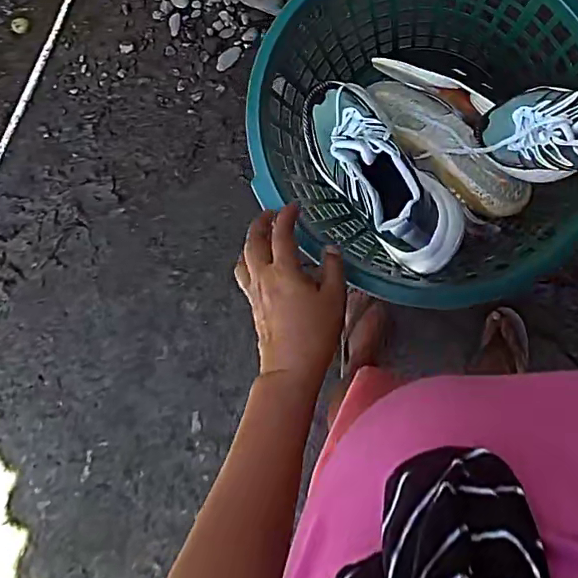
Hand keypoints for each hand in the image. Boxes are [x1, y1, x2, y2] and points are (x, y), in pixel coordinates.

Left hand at [234, 205, 345, 385]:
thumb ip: (333, 268)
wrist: (290, 369)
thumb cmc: (314, 336)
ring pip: (243, 257)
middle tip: (271, 214)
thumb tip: (330, 250)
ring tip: (261, 236)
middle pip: (253, 241)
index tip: (293, 207)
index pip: (281, 233)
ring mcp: (255, 292)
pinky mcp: (253, 306)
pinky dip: (248, 261)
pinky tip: (258, 267)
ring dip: (250, 241)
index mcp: (284, 271)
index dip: (287, 216)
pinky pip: (244, 274)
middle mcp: (264, 277)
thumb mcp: (334, 298)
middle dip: (261, 223)